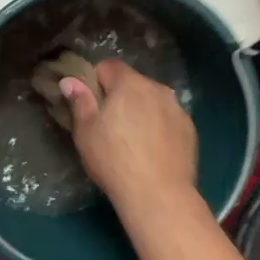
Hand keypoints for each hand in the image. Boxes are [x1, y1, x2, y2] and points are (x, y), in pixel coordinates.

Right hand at [61, 60, 197, 208]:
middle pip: (133, 82)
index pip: (109, 66)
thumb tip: (69, 80)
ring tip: (132, 138)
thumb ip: (80, 102)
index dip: (95, 79)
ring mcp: (177, 108)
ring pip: (153, 100)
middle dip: (120, 95)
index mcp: (129, 84)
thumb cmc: (113, 159)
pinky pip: (168, 118)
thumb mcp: (86, 132)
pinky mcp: (189, 129)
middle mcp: (157, 88)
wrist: (158, 193)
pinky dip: (159, 126)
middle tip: (108, 123)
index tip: (89, 101)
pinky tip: (151, 149)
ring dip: (141, 109)